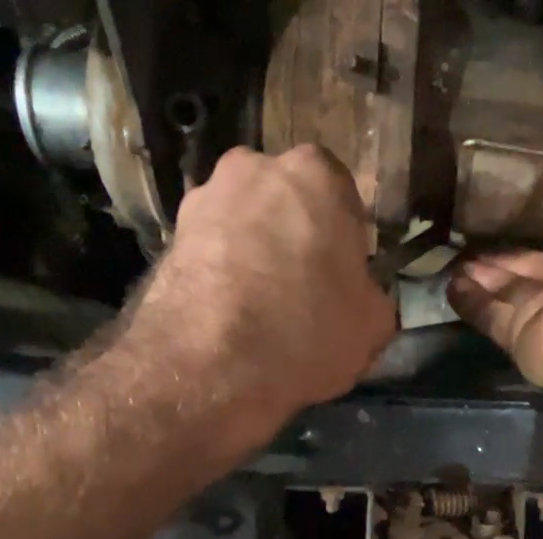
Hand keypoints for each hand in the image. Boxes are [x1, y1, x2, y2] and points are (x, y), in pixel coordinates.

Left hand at [130, 145, 396, 415]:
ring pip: (245, 224)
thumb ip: (371, 293)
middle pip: (286, 201)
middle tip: (305, 287)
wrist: (211, 365)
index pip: (341, 193)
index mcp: (316, 175)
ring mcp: (204, 199)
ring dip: (256, 252)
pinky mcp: (168, 237)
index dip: (346, 236)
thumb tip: (360, 293)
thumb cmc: (308, 331)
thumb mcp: (373, 324)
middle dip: (296, 235)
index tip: (345, 272)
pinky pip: (212, 252)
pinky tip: (232, 316)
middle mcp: (255, 168)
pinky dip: (223, 274)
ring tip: (263, 307)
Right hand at [447, 142, 542, 397]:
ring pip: (512, 285)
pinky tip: (447, 278)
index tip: (522, 183)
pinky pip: (491, 316)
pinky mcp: (524, 339)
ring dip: (483, 266)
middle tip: (472, 214)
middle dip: (511, 237)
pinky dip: (469, 300)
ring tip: (449, 242)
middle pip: (542, 256)